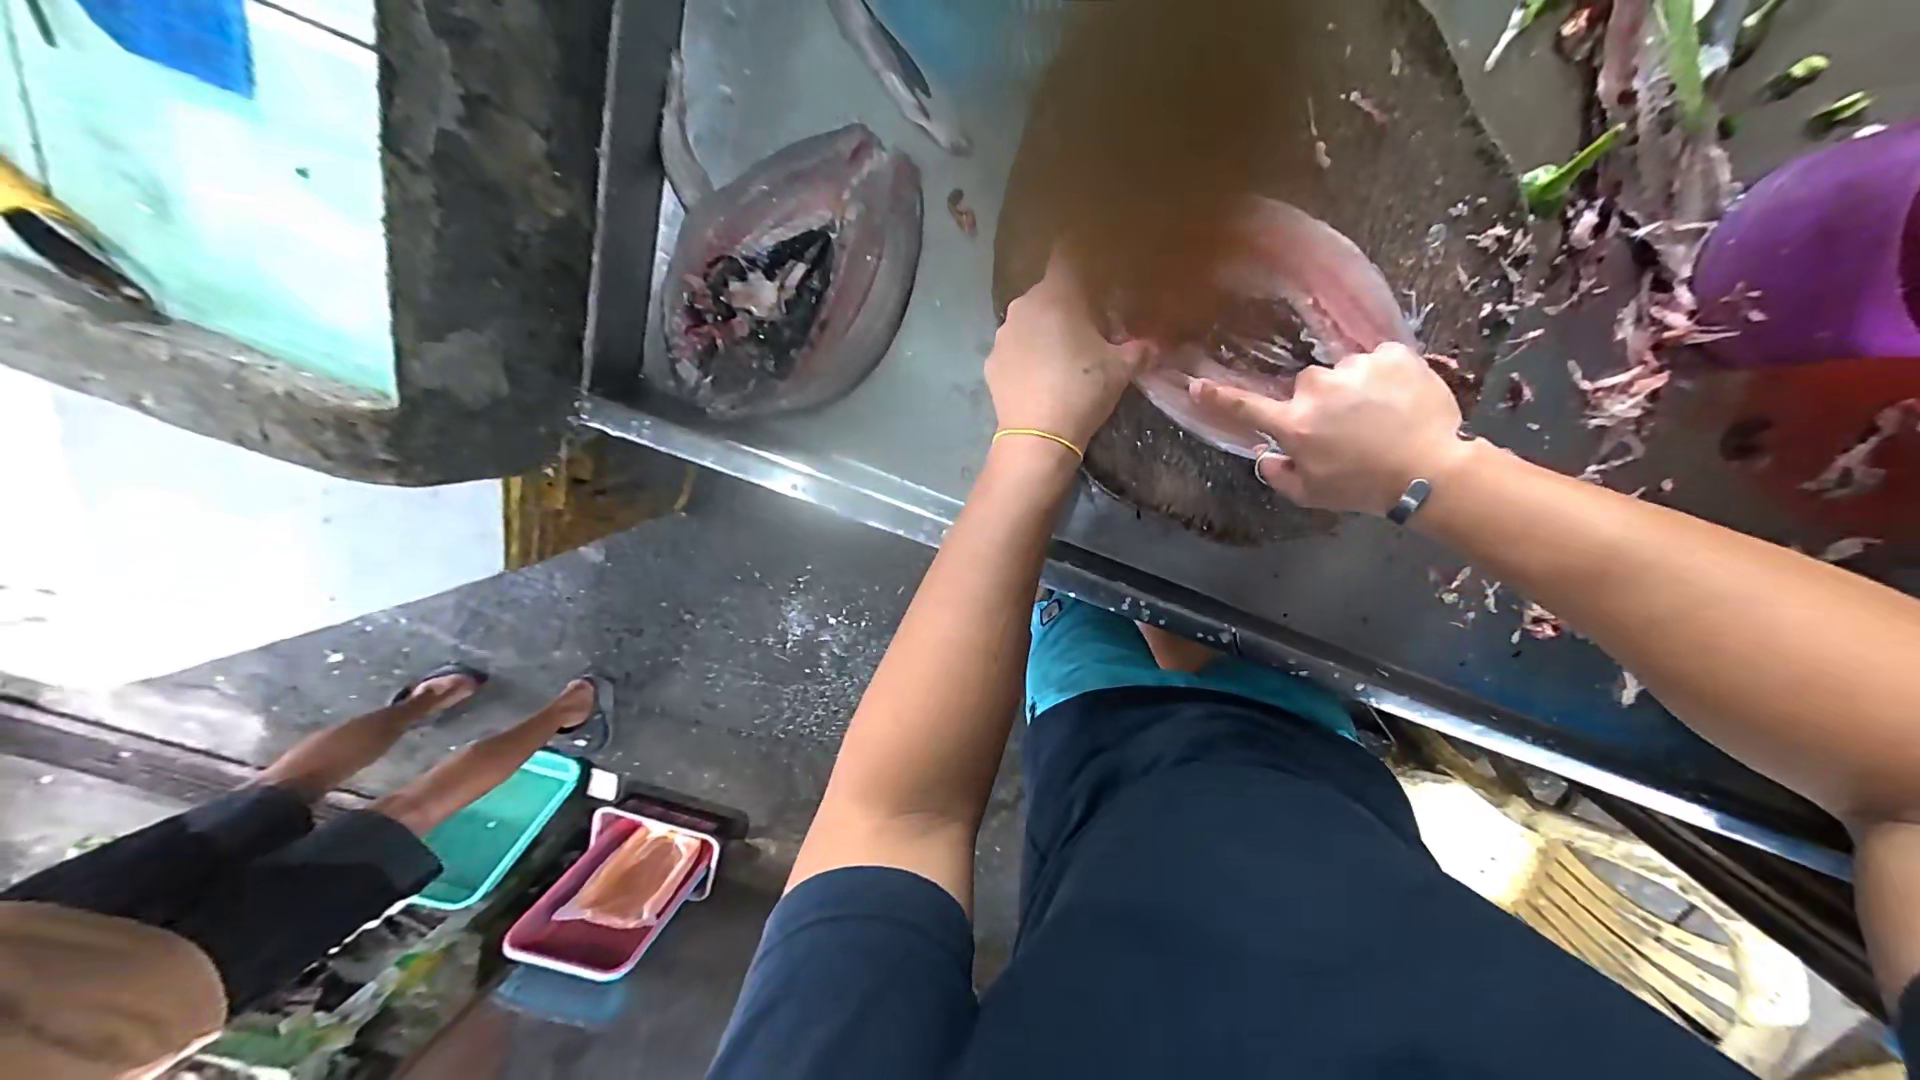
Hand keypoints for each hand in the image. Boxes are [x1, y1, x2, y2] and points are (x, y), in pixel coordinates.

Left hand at [986, 249, 1153, 451]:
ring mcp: (1002, 335)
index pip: (1067, 255)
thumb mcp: (1121, 368)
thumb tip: (1154, 345)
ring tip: (1064, 355)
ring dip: (1045, 330)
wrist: (1037, 436)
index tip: (1096, 272)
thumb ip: (1140, 349)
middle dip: (1067, 303)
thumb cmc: (1082, 390)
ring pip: (1029, 321)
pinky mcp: (991, 363)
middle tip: (1089, 326)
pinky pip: (1015, 349)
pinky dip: (1027, 356)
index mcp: (1056, 295)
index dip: (1082, 258)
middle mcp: (1023, 306)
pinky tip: (1040, 377)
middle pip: (1048, 292)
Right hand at [1188, 343, 1473, 514]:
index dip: (1218, 397)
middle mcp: (1316, 391)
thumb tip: (1267, 455)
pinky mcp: (1391, 355)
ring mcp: (1354, 369)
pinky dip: (1387, 374)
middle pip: (1305, 384)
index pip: (1245, 407)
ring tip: (1381, 413)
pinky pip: (1378, 359)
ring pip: (1343, 371)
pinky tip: (1400, 397)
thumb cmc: (1364, 487)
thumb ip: (1280, 475)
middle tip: (1346, 425)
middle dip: (1319, 400)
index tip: (1196, 384)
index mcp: (1293, 425)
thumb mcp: (1312, 493)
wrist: (1431, 470)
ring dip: (1354, 387)